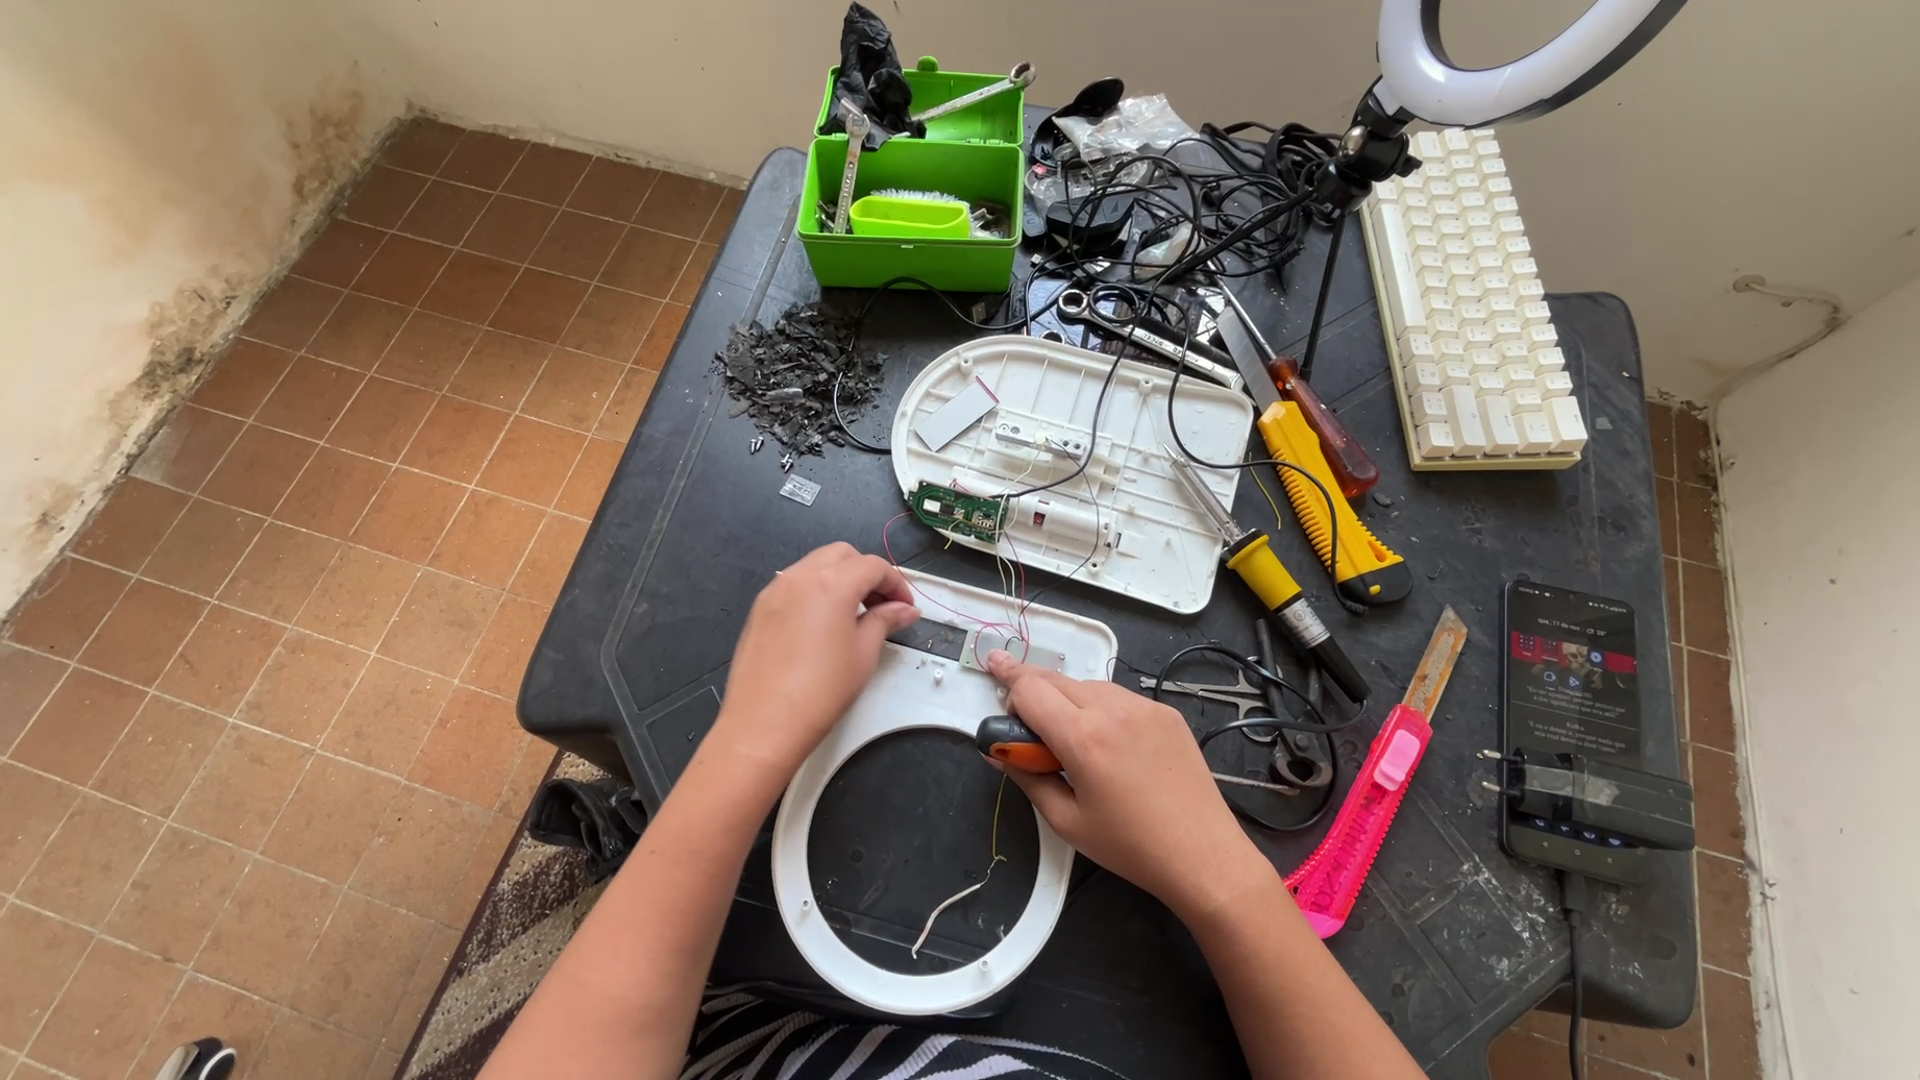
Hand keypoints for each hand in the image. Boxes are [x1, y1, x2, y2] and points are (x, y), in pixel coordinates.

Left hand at [712, 543, 919, 773]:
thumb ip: (884, 621)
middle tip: (883, 605)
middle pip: (842, 555)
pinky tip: (825, 622)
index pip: (872, 566)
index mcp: (831, 583)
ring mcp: (775, 591)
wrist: (764, 723)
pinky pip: (794, 585)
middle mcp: (799, 577)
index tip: (906, 607)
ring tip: (855, 614)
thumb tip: (904, 609)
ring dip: (840, 578)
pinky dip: (816, 590)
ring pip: (815, 565)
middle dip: (867, 573)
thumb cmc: (821, 691)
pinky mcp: (760, 609)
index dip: (896, 583)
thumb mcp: (863, 654)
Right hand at [986, 650, 1272, 921]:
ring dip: (1065, 697)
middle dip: (1029, 684)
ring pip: (1087, 684)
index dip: (1007, 685)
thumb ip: (1026, 777)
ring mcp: (1144, 706)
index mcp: (1082, 737)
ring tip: (1062, 732)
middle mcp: (1112, 709)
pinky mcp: (1166, 712)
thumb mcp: (1066, 821)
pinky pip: (1119, 696)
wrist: (1205, 855)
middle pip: (1055, 678)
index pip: (1029, 689)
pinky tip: (1103, 739)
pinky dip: (1099, 706)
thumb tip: (996, 751)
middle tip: (1012, 697)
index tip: (993, 674)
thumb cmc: (1130, 846)